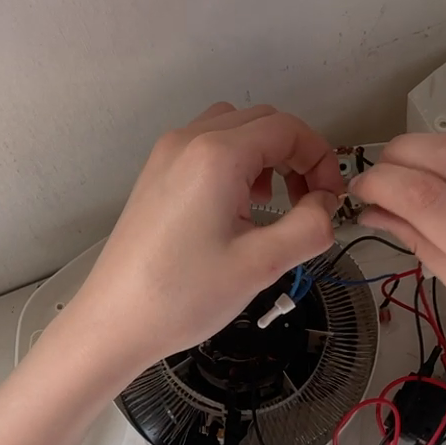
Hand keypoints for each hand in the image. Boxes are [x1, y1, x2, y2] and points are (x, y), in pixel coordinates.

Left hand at [64, 103, 343, 366]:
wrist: (115, 322)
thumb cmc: (181, 296)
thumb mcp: (261, 264)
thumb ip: (310, 227)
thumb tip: (327, 207)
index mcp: (216, 156)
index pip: (288, 129)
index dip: (320, 160)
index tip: (329, 201)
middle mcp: (188, 142)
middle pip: (262, 122)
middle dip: (296, 157)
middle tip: (309, 205)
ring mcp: (166, 157)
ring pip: (234, 131)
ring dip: (266, 159)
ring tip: (272, 207)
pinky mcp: (156, 177)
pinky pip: (207, 150)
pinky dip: (235, 167)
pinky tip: (238, 211)